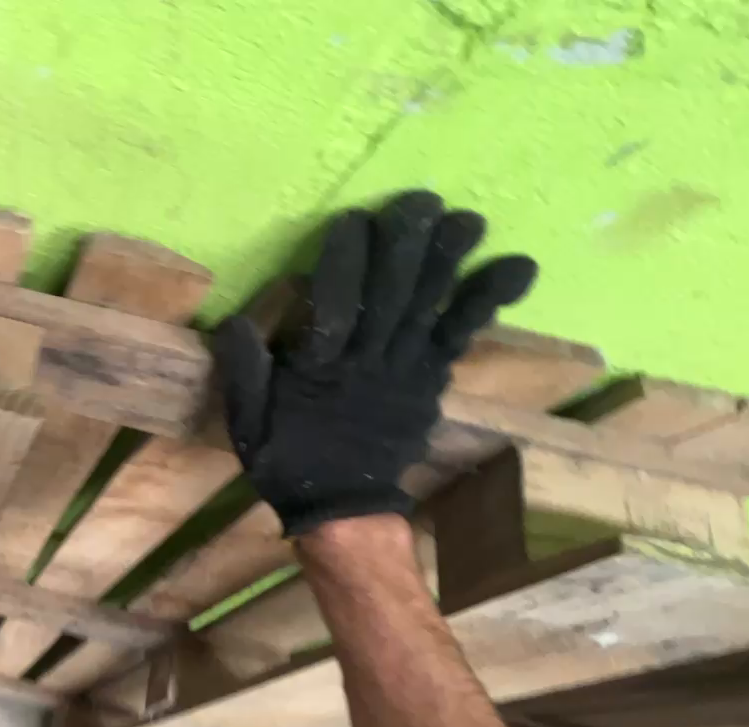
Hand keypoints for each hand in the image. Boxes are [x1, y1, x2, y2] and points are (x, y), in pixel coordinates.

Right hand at [211, 191, 537, 535]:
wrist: (342, 504)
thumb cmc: (286, 458)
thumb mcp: (246, 422)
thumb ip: (241, 373)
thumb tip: (234, 322)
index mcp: (318, 370)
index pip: (335, 302)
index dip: (346, 258)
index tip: (350, 221)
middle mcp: (368, 362)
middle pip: (391, 293)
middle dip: (404, 244)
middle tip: (417, 200)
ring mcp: (407, 370)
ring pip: (431, 305)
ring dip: (450, 260)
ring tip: (465, 217)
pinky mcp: (432, 379)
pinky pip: (464, 335)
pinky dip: (488, 302)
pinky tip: (515, 266)